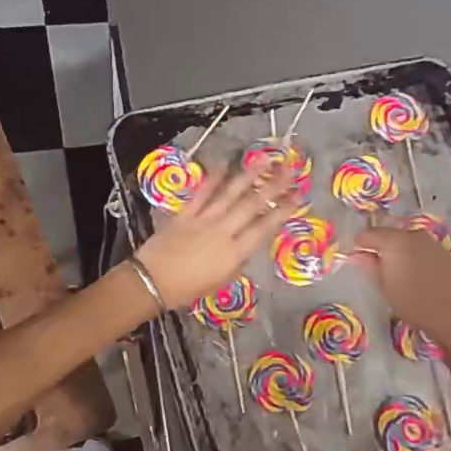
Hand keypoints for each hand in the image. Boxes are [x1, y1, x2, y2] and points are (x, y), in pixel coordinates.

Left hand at [132, 162, 303, 309]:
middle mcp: (223, 232)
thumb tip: (245, 249)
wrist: (152, 282)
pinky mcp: (184, 214)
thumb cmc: (186, 290)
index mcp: (234, 253)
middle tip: (290, 169)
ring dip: (248, 175)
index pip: (265, 227)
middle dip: (274, 186)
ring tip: (264, 159)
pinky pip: (202, 194)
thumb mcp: (218, 283)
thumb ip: (235, 264)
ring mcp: (203, 220)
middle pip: (252, 205)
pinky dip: (212, 179)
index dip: (284, 210)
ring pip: (230, 194)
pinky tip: (223, 165)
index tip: (299, 195)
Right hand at [349, 226, 450, 357]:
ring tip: (395, 277)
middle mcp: (414, 235)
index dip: (359, 247)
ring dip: (396, 254)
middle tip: (375, 272)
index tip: (356, 263)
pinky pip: (420, 251)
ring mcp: (432, 243)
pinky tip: (415, 279)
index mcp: (395, 241)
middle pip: (388, 235)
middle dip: (378, 249)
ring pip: (405, 243)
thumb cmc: (413, 303)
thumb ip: (370, 266)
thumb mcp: (384, 287)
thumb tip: (357, 255)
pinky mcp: (445, 253)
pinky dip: (412, 259)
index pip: (367, 234)